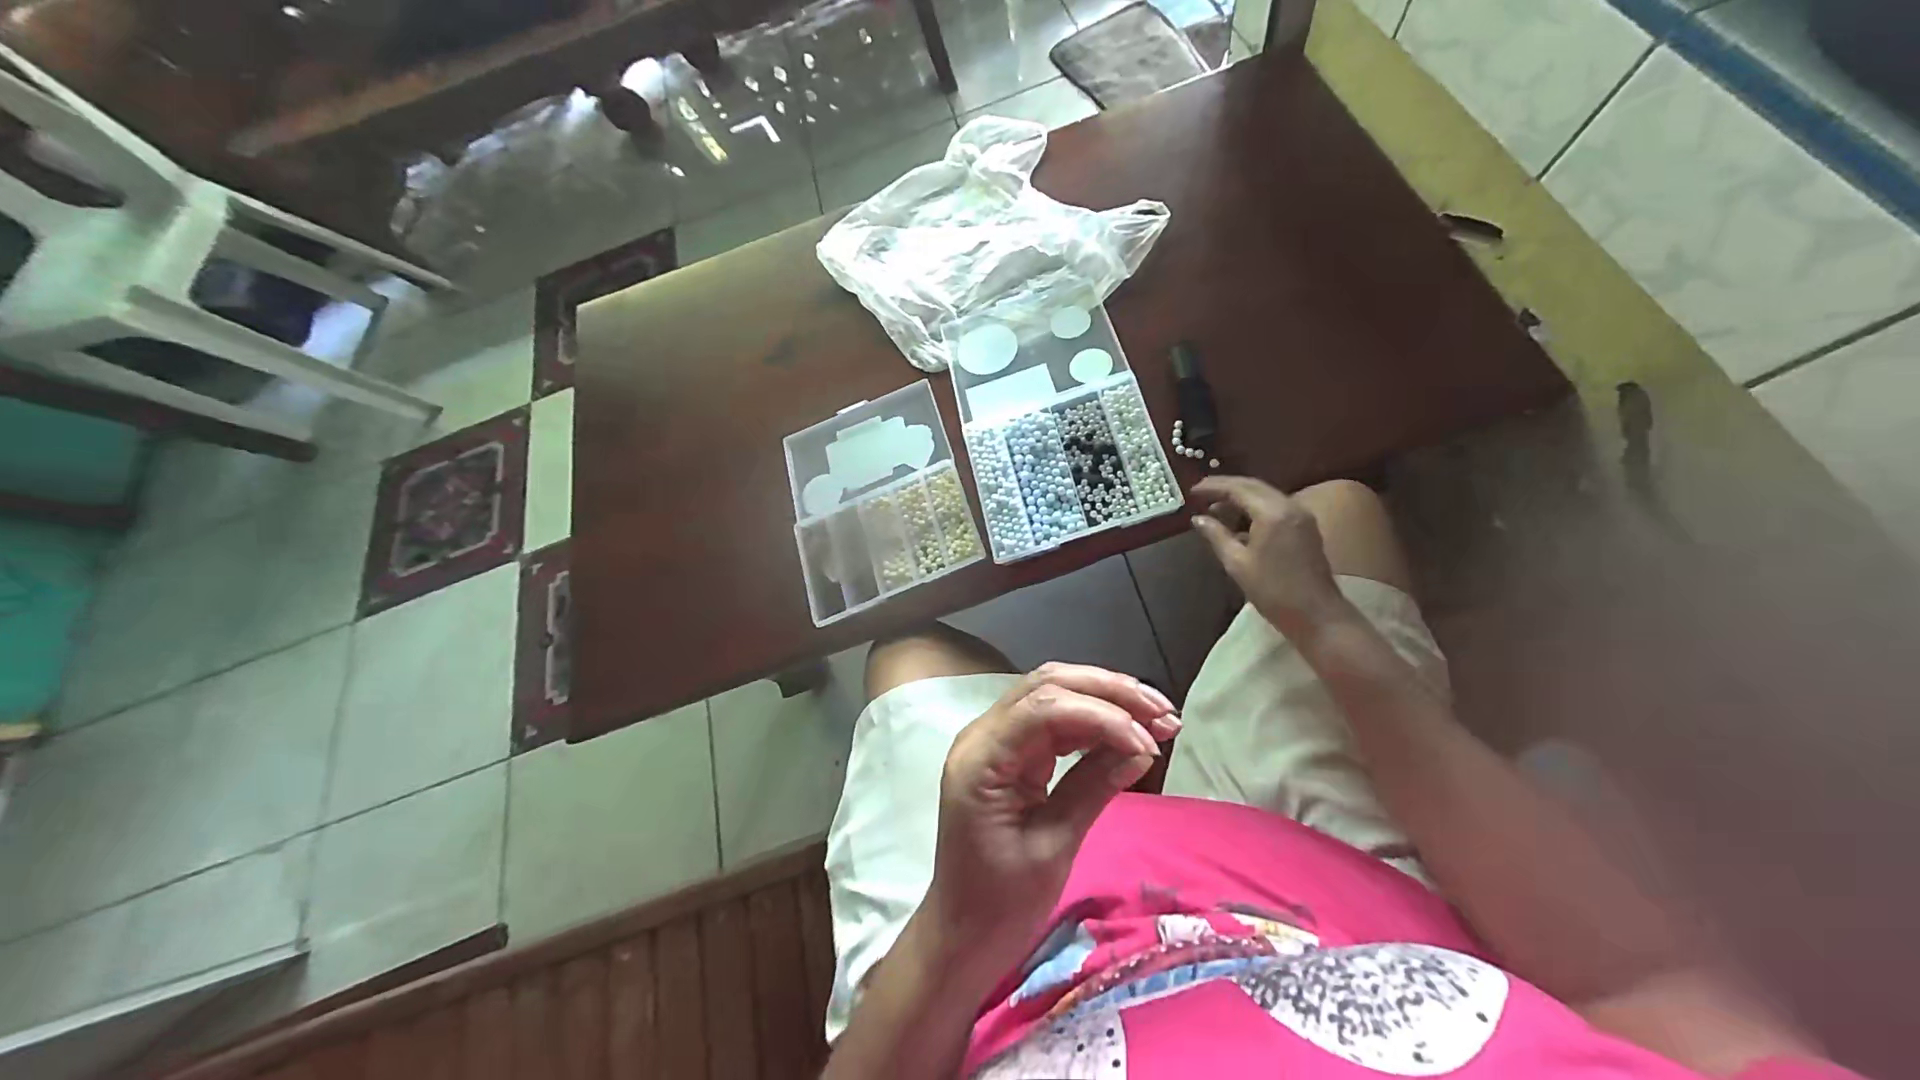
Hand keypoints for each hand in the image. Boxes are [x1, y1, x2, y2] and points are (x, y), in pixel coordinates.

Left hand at [920, 663, 1180, 978]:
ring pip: (1052, 694)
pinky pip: (1051, 720)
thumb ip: (1094, 788)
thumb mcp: (1054, 847)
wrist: (962, 932)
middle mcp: (982, 735)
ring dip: (1105, 700)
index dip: (1102, 715)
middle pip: (1048, 686)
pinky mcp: (1009, 752)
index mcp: (981, 758)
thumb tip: (1142, 747)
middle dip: (1109, 692)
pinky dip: (1092, 720)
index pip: (1044, 708)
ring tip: (1158, 717)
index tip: (1149, 742)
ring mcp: (993, 740)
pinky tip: (1128, 730)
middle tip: (1164, 713)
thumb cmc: (1001, 902)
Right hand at [1189, 475, 1349, 634]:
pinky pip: (1275, 506)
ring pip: (1265, 495)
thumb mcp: (1237, 563)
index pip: (1238, 488)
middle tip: (1201, 494)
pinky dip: (1254, 507)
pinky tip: (1238, 520)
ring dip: (1240, 497)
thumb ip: (1216, 535)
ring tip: (1215, 508)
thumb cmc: (1272, 591)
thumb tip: (1198, 519)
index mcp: (1272, 513)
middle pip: (1253, 486)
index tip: (1193, 490)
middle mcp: (1290, 506)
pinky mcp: (1305, 526)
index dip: (1213, 486)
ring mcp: (1301, 515)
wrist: (1315, 614)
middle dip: (1226, 487)